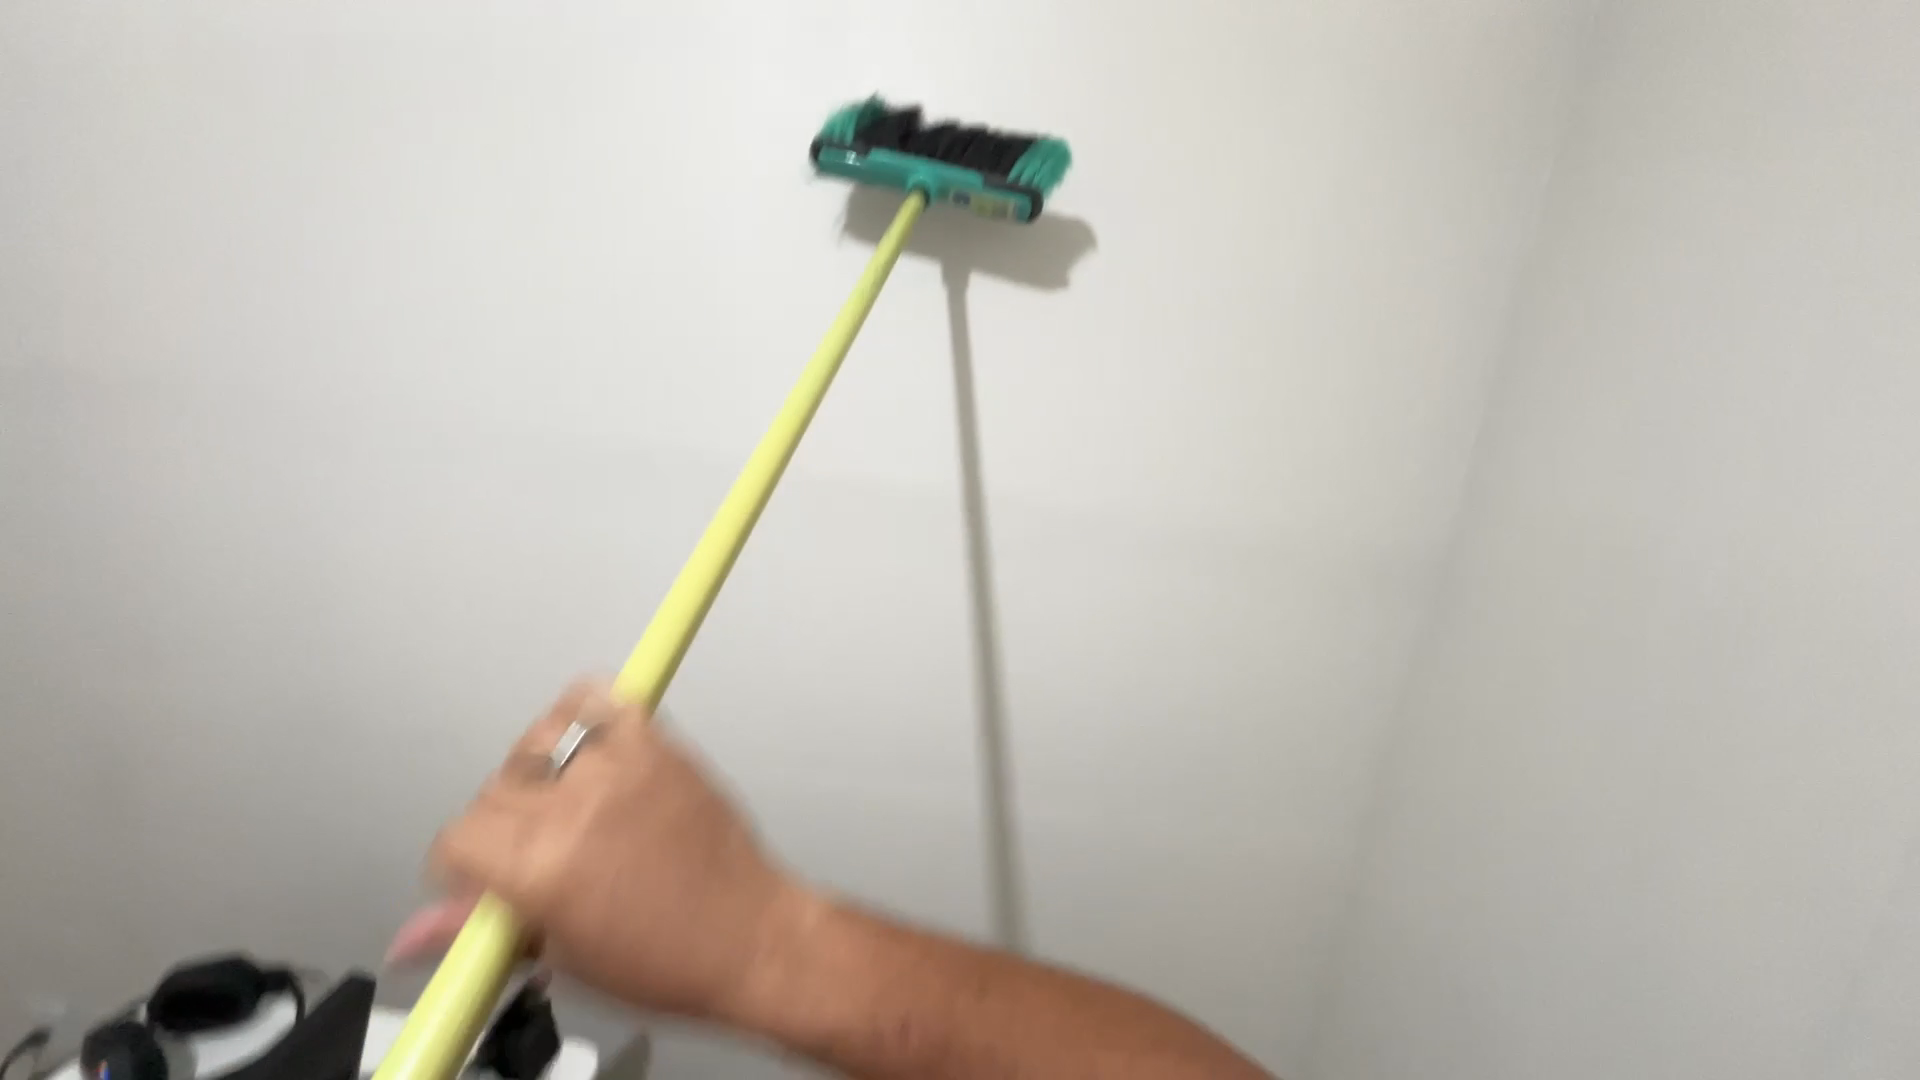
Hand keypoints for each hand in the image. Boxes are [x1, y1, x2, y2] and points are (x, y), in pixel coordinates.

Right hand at [388, 680, 810, 1019]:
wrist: (748, 933)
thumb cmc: (667, 958)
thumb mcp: (563, 956)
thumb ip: (484, 930)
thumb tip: (413, 937)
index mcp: (541, 866)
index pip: (457, 835)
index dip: (463, 863)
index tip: (484, 875)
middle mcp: (577, 805)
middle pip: (495, 785)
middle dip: (502, 820)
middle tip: (534, 845)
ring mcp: (622, 767)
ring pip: (542, 735)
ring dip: (542, 764)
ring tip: (567, 796)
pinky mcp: (660, 747)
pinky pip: (606, 699)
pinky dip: (592, 710)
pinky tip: (597, 744)